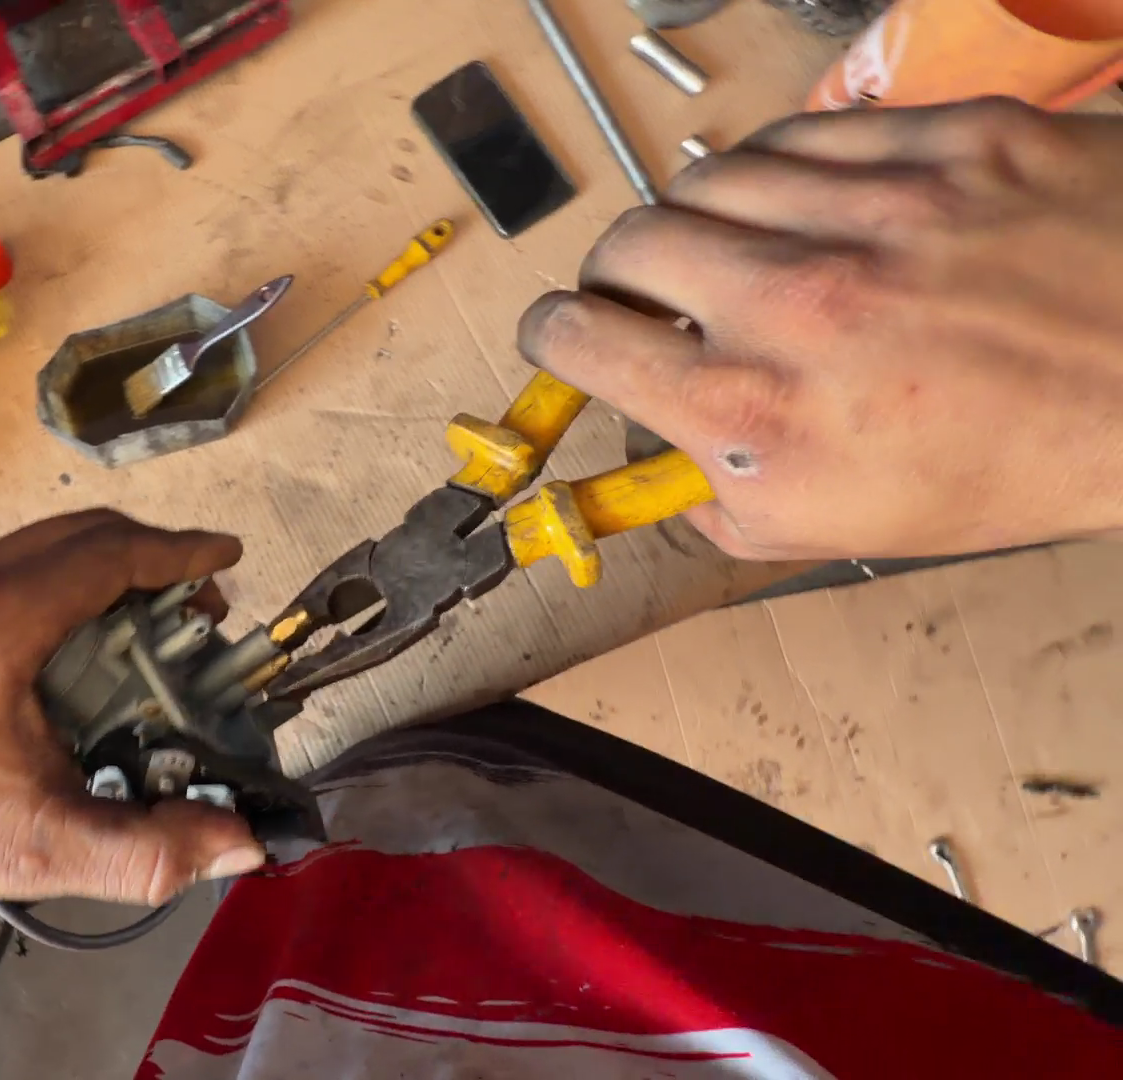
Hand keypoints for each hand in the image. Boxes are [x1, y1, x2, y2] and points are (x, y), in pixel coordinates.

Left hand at [0, 510, 263, 943]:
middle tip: (197, 603)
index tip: (224, 556)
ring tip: (148, 620)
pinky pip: (10, 566)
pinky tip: (79, 636)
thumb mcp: (37, 848)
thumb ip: (152, 850)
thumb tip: (241, 842)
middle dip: (152, 559)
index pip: (107, 557)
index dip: (178, 553)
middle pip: (81, 535)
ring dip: (107, 569)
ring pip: (44, 545)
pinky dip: (63, 582)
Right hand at [519, 98, 1122, 559]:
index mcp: (748, 403)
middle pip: (623, 247)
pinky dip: (767, 175)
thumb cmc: (1000, 467)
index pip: (578, 337)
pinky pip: (797, 138)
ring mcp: (872, 210)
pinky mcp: (948, 144)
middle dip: (609, 275)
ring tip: (719, 251)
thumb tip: (639, 458)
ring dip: (685, 223)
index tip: (558, 336)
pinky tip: (791, 208)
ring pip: (699, 183)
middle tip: (638, 294)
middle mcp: (791, 301)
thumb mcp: (813, 526)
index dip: (546, 334)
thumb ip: (697, 496)